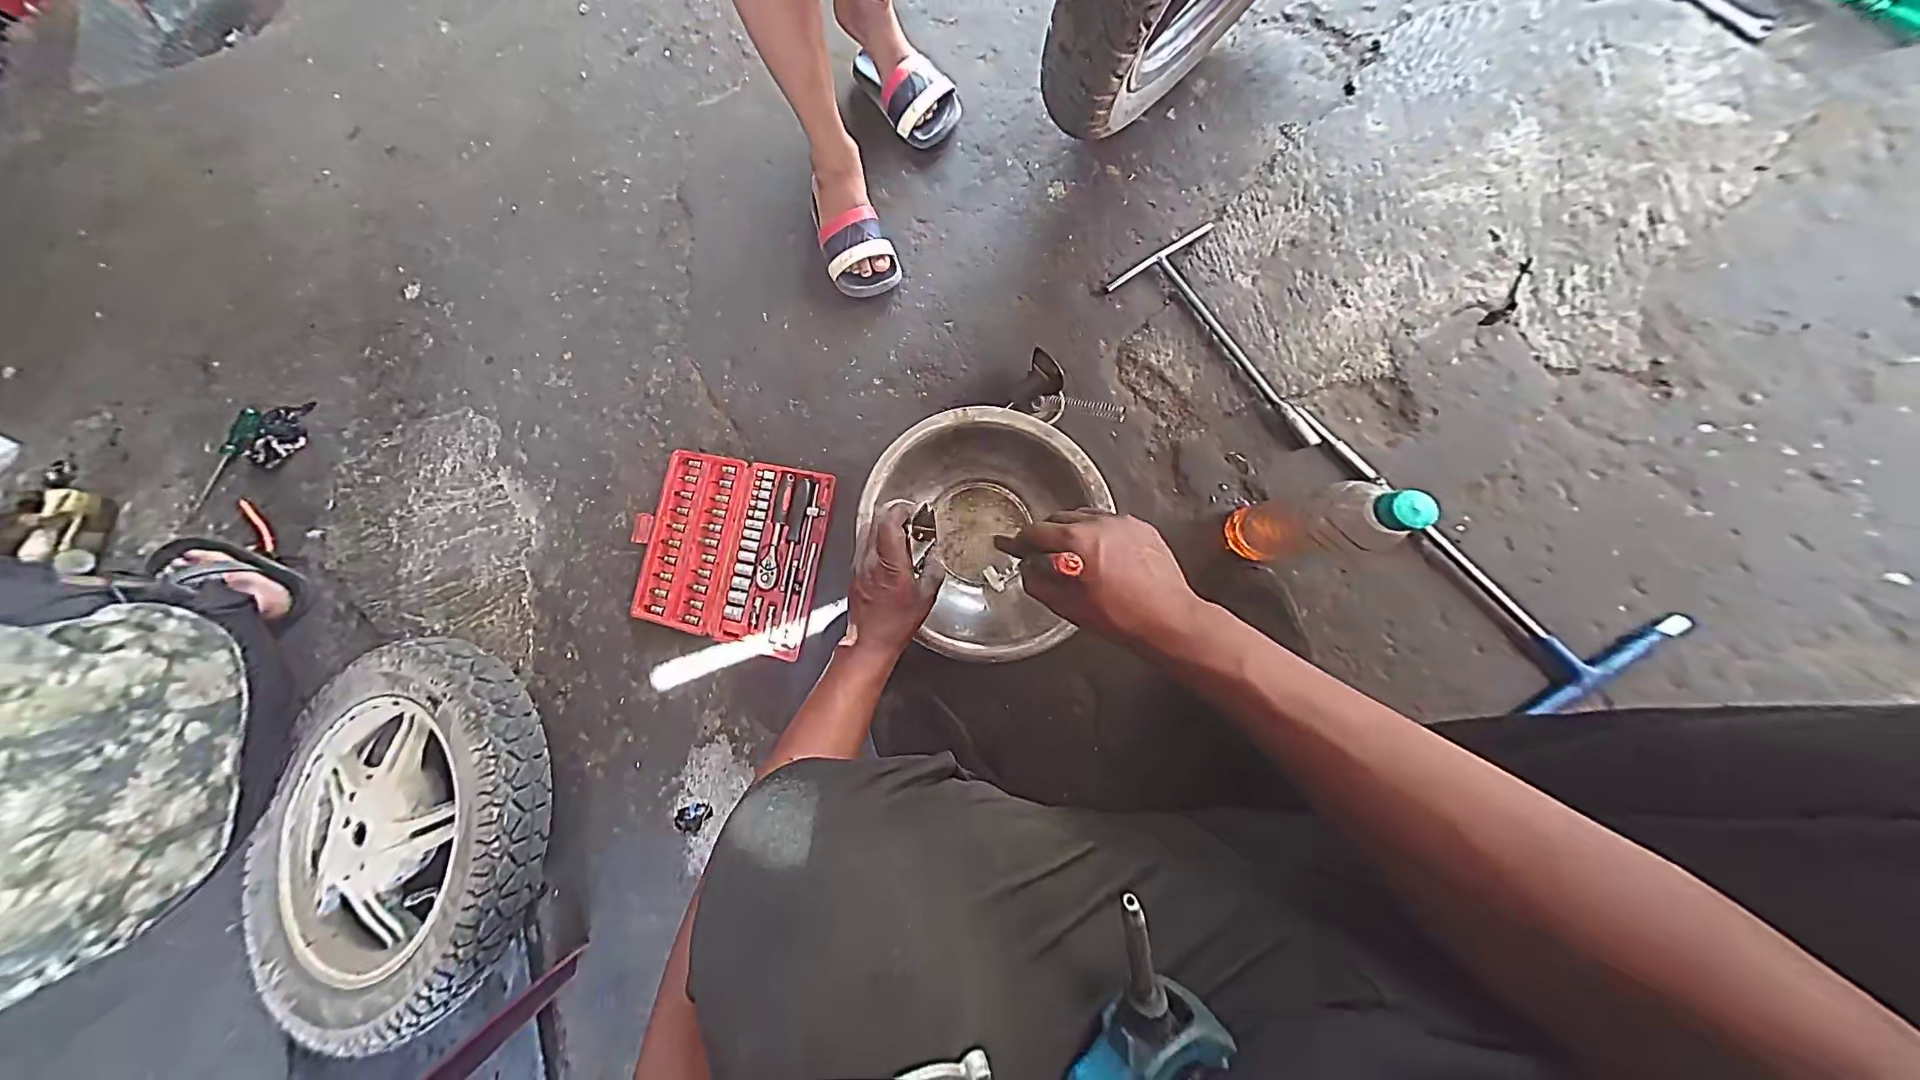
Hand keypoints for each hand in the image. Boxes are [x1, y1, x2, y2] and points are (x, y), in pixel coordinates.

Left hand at [844, 501, 944, 655]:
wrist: (870, 642)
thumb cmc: (895, 625)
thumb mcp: (925, 597)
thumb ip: (932, 571)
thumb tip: (935, 559)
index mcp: (889, 563)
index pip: (888, 522)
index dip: (900, 510)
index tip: (911, 510)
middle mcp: (869, 561)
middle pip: (874, 521)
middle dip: (892, 514)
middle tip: (907, 518)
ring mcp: (859, 566)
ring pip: (866, 531)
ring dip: (882, 526)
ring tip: (899, 533)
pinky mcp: (854, 573)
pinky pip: (863, 547)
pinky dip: (876, 541)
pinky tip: (888, 552)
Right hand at [994, 510, 1207, 655]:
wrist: (1168, 619)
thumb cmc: (1121, 617)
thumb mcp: (1067, 605)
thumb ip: (1038, 582)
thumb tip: (1027, 569)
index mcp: (1076, 541)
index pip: (1036, 531)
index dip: (1021, 541)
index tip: (1013, 545)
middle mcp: (1100, 524)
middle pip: (1059, 519)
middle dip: (1048, 536)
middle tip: (1044, 555)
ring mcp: (1123, 523)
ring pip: (1085, 518)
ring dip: (1073, 532)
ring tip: (1076, 558)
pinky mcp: (1141, 528)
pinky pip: (1110, 523)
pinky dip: (1099, 534)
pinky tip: (1102, 556)